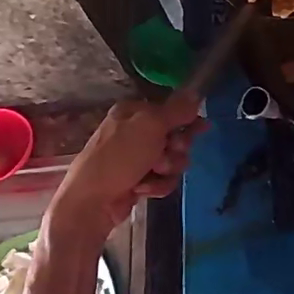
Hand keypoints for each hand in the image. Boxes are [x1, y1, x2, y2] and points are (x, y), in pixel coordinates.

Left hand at [46, 94, 205, 245]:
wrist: (91, 201)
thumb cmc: (119, 157)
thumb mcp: (150, 126)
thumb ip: (176, 110)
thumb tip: (195, 92)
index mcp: (133, 112)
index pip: (170, 110)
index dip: (187, 120)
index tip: (202, 128)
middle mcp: (134, 132)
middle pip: (175, 137)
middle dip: (176, 149)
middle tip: (168, 153)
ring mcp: (135, 158)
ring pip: (172, 160)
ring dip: (167, 169)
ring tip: (152, 174)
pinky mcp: (137, 181)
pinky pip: (162, 180)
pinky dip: (157, 185)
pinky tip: (143, 189)